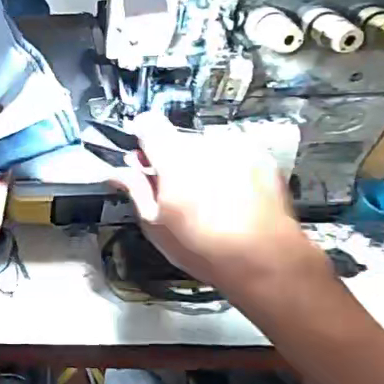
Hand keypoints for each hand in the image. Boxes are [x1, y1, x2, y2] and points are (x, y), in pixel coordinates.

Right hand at [108, 112, 327, 303]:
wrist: (264, 260)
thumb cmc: (207, 248)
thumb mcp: (156, 224)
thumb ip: (135, 189)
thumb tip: (118, 173)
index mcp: (173, 157)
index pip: (148, 124)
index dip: (141, 137)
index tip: (142, 155)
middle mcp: (205, 144)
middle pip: (178, 138)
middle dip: (173, 159)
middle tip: (174, 192)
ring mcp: (236, 148)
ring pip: (207, 147)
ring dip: (202, 164)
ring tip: (207, 201)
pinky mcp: (260, 157)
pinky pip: (234, 154)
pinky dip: (229, 169)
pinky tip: (230, 199)